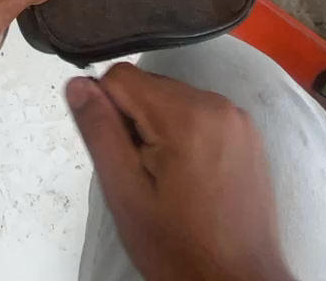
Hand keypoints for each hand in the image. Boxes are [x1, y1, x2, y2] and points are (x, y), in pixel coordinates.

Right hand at [67, 65, 293, 280]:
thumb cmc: (178, 248)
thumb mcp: (125, 193)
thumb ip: (99, 130)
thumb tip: (78, 83)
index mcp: (185, 115)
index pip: (121, 76)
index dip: (108, 111)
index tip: (122, 155)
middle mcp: (216, 104)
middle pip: (149, 85)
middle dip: (136, 120)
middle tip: (145, 174)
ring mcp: (237, 117)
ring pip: (172, 97)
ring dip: (160, 127)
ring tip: (169, 179)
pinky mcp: (247, 132)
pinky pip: (199, 112)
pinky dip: (186, 133)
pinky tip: (191, 176)